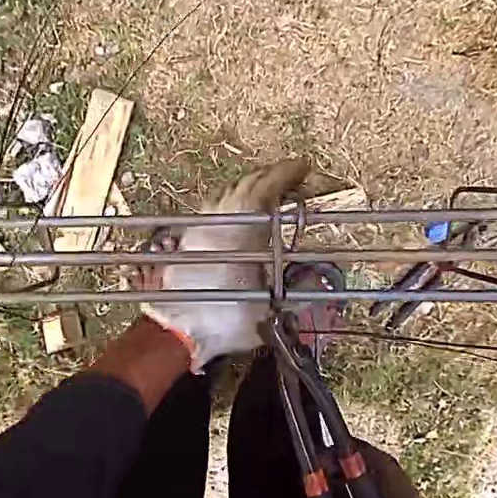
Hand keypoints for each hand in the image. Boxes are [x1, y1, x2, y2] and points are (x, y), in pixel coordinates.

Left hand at [141, 159, 308, 371]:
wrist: (178, 330)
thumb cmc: (226, 316)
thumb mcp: (272, 304)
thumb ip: (299, 288)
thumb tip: (318, 276)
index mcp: (245, 227)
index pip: (268, 186)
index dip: (288, 173)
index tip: (304, 167)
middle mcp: (221, 219)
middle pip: (247, 184)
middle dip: (271, 176)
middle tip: (291, 178)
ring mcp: (200, 227)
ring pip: (228, 194)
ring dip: (250, 188)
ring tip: (268, 194)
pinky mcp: (187, 239)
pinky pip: (215, 209)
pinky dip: (232, 204)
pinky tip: (238, 217)